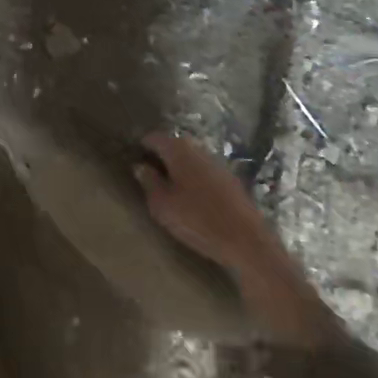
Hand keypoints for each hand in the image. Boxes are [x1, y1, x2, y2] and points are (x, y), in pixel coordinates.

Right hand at [133, 133, 277, 272]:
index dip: (142, 145)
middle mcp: (199, 151)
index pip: (155, 137)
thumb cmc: (197, 220)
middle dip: (160, 154)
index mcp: (179, 151)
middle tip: (147, 172)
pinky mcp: (231, 181)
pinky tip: (190, 196)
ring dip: (177, 166)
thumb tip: (140, 166)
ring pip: (191, 158)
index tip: (132, 157)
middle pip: (175, 145)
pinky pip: (204, 171)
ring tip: (166, 185)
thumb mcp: (162, 204)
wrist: (246, 241)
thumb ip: (149, 182)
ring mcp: (218, 164)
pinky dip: (193, 177)